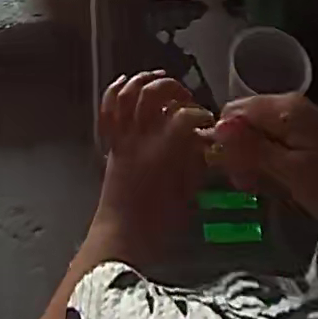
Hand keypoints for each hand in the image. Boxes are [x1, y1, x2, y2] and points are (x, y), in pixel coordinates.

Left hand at [92, 71, 214, 261]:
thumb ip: (198, 163)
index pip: (185, 116)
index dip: (201, 115)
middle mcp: (139, 137)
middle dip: (175, 90)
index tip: (209, 122)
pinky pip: (108, 109)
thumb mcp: (188, 194)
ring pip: (128, 94)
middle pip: (154, 94)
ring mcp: (122, 138)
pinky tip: (125, 81)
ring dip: (145, 81)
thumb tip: (206, 142)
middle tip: (188, 100)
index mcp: (161, 151)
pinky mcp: (111, 143)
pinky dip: (114, 91)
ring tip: (160, 79)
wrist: (122, 239)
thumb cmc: (158, 225)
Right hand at [204, 93, 317, 231]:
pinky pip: (269, 142)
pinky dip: (264, 162)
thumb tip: (215, 127)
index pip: (232, 111)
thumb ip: (252, 148)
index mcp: (283, 107)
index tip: (231, 171)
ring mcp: (295, 121)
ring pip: (253, 133)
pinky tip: (273, 183)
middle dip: (237, 150)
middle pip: (241, 120)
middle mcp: (287, 106)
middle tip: (247, 184)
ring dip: (250, 160)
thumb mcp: (290, 172)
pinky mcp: (302, 138)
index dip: (224, 138)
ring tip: (260, 187)